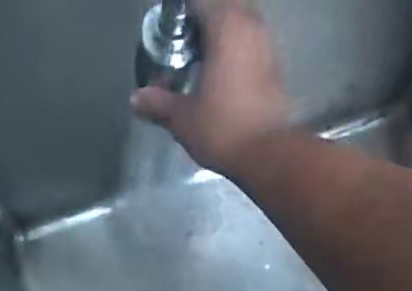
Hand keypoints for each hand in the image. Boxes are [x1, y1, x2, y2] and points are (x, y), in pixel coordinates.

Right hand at [130, 0, 292, 174]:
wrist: (268, 153)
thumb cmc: (222, 129)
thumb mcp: (183, 118)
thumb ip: (158, 103)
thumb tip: (136, 99)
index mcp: (225, 25)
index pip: (197, 2)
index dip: (179, 16)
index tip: (168, 35)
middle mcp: (250, 24)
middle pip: (221, 7)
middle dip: (201, 22)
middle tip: (183, 46)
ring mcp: (267, 43)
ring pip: (240, 23)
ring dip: (220, 35)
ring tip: (200, 61)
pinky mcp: (276, 65)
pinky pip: (251, 43)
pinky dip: (234, 51)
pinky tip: (220, 76)